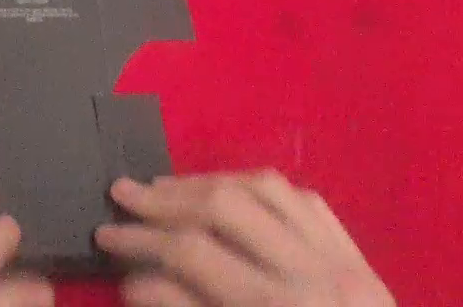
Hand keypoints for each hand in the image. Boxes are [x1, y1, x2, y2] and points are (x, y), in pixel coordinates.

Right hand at [95, 173, 392, 306]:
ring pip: (261, 187)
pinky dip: (256, 187)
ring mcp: (344, 262)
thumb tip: (134, 280)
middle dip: (162, 200)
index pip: (194, 256)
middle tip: (120, 196)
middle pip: (224, 208)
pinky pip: (301, 198)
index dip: (140, 243)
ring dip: (204, 182)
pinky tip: (228, 192)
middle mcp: (317, 279)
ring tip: (163, 187)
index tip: (102, 238)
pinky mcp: (359, 259)